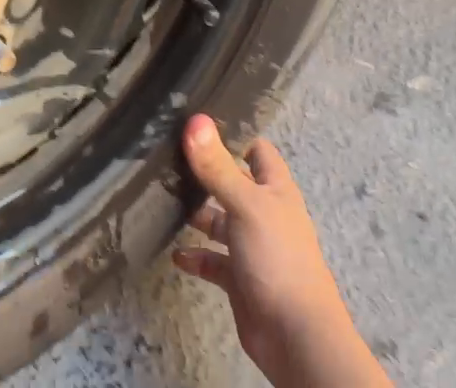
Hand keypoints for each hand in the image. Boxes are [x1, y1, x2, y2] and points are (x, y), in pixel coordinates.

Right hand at [173, 114, 390, 387]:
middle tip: (164, 159)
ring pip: (219, 221)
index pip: (256, 150)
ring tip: (160, 201)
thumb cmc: (277, 258)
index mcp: (276, 191)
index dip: (233, 135)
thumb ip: (218, 167)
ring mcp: (252, 247)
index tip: (195, 123)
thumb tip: (195, 120)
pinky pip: (212, 260)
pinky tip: (175, 253)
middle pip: (231, 184)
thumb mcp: (246, 205)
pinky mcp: (239, 277)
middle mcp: (264, 214)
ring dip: (195, 214)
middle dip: (203, 174)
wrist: (295, 335)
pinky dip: (194, 256)